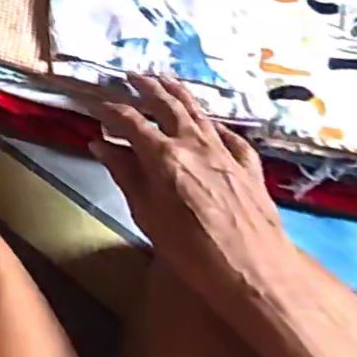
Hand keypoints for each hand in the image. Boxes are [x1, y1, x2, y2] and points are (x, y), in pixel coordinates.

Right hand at [89, 74, 297, 303]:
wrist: (261, 281)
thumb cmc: (193, 253)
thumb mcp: (147, 215)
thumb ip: (124, 175)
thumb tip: (100, 145)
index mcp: (163, 155)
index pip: (129, 120)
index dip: (110, 110)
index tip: (96, 105)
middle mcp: (193, 144)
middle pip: (166, 104)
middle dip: (146, 86)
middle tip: (131, 75)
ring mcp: (225, 154)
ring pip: (198, 112)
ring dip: (178, 92)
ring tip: (165, 79)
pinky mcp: (250, 170)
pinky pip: (231, 138)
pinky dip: (217, 126)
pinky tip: (212, 124)